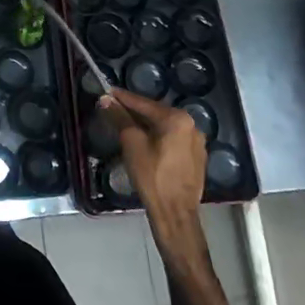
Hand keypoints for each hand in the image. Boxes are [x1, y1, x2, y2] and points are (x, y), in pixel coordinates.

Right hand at [97, 88, 207, 256]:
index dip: (124, 98)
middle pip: (157, 113)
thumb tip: (107, 99)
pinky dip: (160, 139)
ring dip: (148, 126)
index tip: (108, 91)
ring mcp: (197, 143)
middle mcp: (192, 125)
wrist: (176, 213)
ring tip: (128, 127)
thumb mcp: (132, 144)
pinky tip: (148, 145)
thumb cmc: (152, 176)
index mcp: (177, 118)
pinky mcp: (197, 158)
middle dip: (135, 112)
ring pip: (166, 128)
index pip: (144, 103)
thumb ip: (120, 118)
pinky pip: (175, 141)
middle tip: (115, 110)